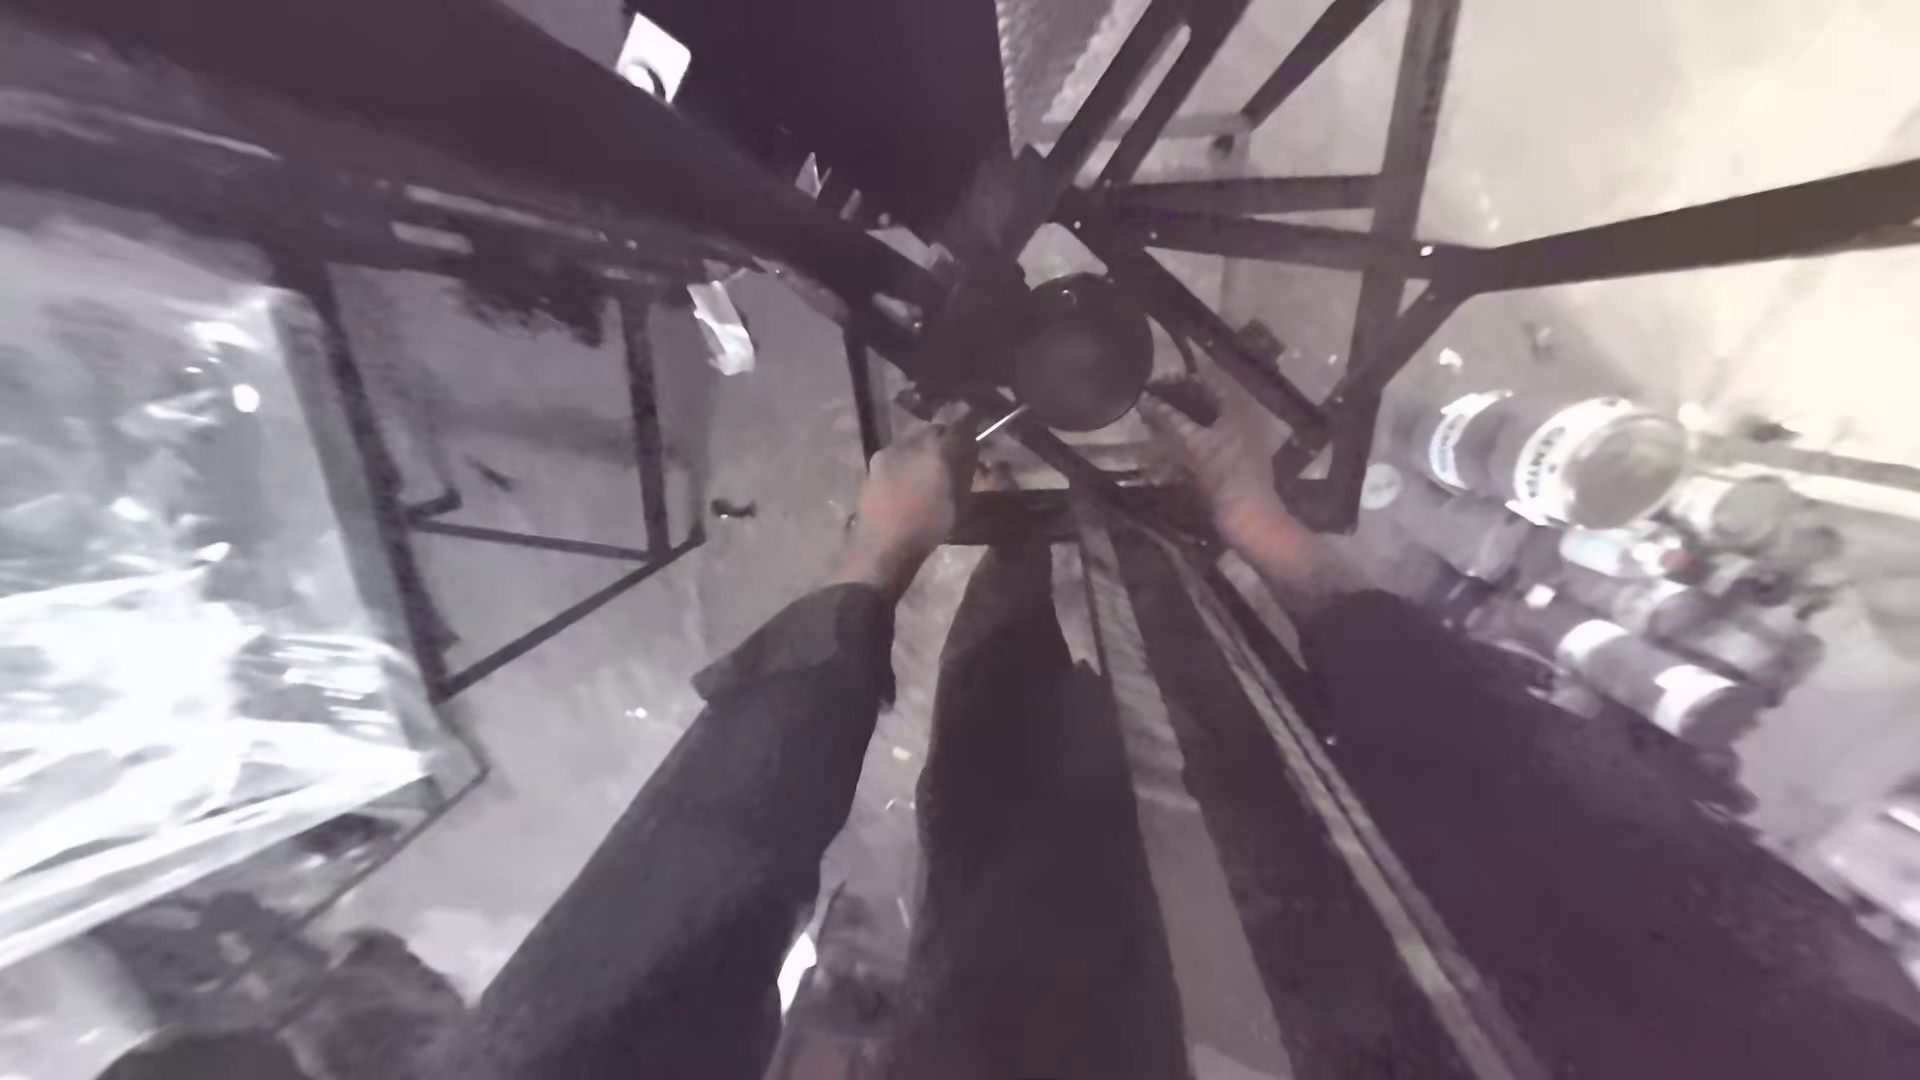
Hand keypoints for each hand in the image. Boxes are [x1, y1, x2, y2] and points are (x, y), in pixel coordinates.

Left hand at [826, 416, 977, 599]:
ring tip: (924, 472)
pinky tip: (904, 483)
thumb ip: (966, 471)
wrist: (883, 546)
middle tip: (950, 457)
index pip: (961, 424)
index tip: (974, 434)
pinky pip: (894, 457)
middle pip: (933, 431)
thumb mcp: (960, 502)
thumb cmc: (928, 527)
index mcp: (938, 449)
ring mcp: (887, 453)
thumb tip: (969, 453)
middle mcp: (911, 443)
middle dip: (944, 440)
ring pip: (911, 443)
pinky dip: (904, 464)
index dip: (969, 427)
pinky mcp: (871, 466)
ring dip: (921, 451)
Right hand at [1138, 379, 1292, 549]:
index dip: (1191, 380)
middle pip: (1214, 405)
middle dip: (1189, 402)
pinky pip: (1215, 444)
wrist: (1247, 514)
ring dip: (1192, 422)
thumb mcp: (1193, 443)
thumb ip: (1171, 419)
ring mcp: (1244, 445)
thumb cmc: (1222, 473)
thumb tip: (1145, 398)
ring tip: (1166, 423)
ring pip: (1214, 425)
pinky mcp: (1239, 465)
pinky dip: (1197, 442)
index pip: (1214, 384)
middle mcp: (1245, 423)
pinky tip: (1180, 449)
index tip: (1166, 380)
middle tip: (1163, 400)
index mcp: (1239, 411)